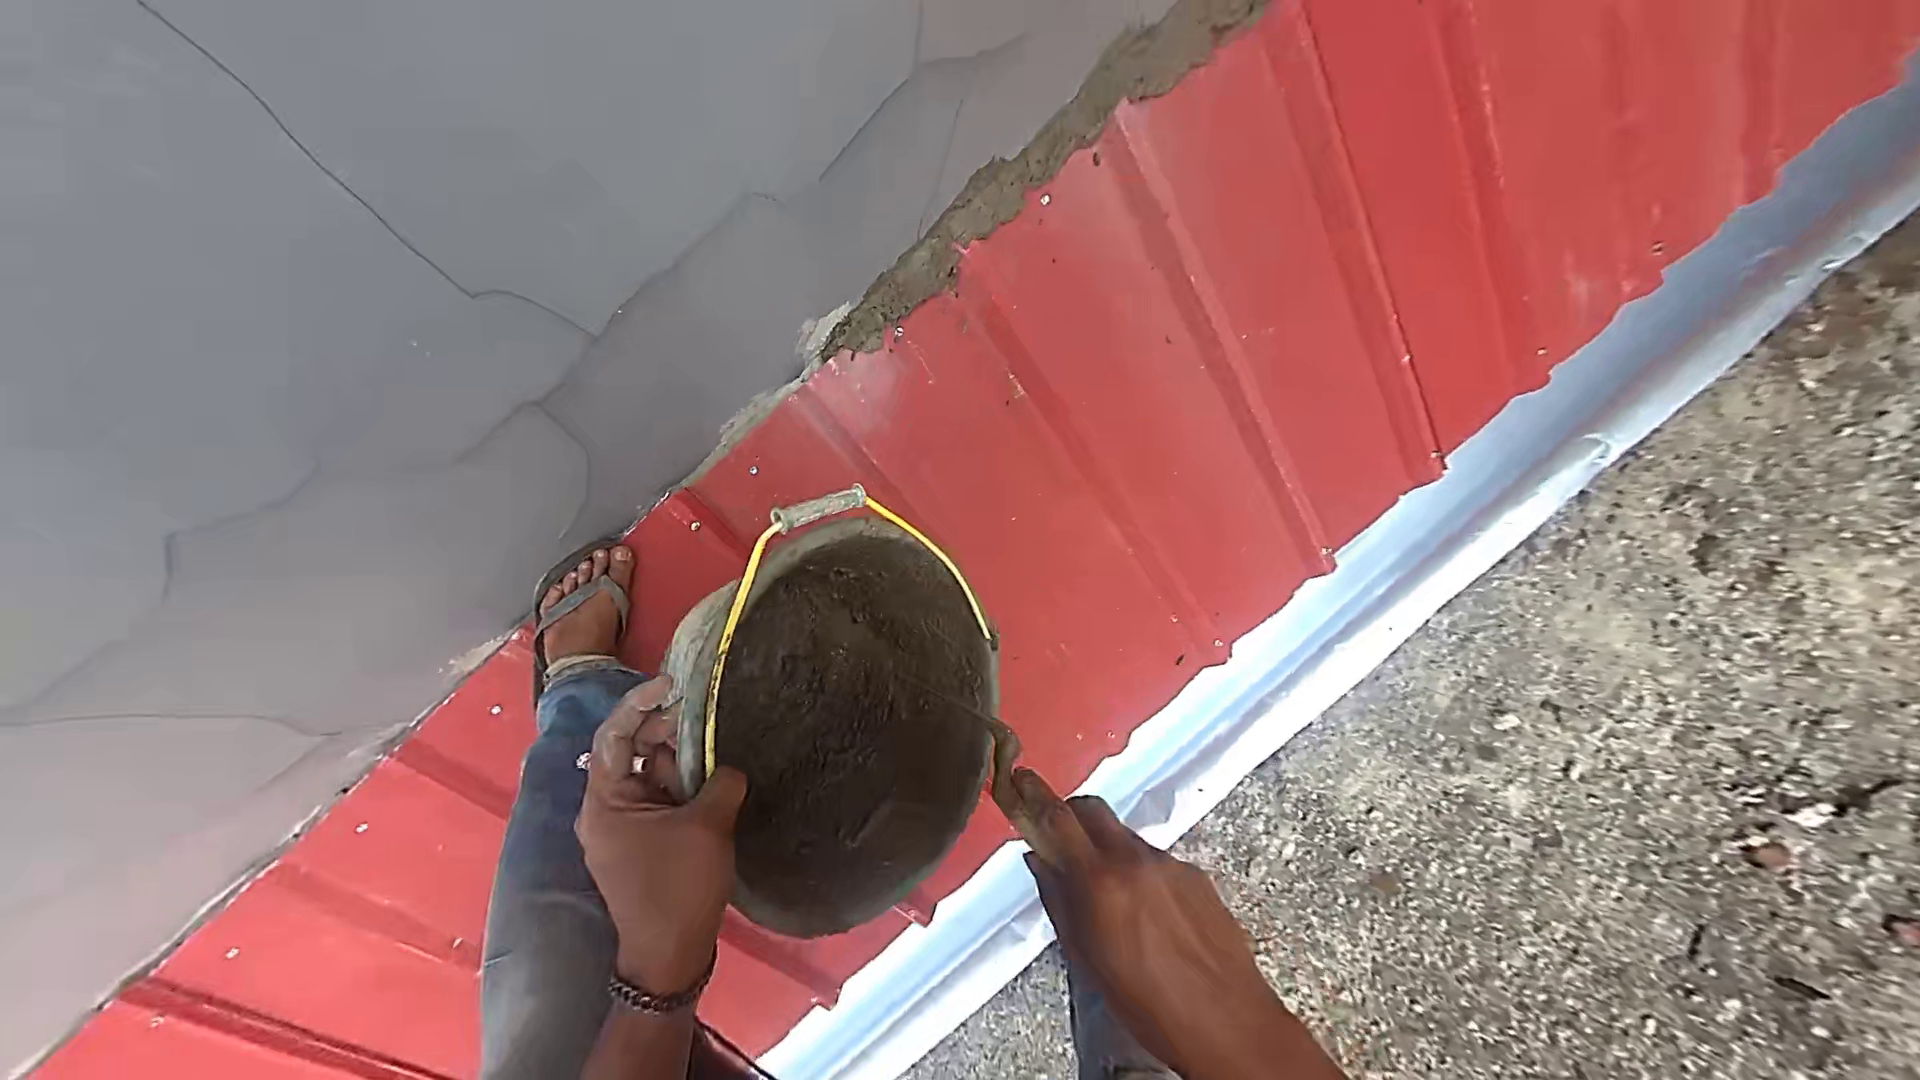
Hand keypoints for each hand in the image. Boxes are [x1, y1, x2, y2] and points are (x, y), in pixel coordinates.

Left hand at [576, 675, 747, 994]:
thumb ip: (721, 780)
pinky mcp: (645, 836)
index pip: (614, 735)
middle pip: (633, 749)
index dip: (641, 702)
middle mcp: (608, 807)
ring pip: (652, 771)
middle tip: (705, 721)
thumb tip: (727, 768)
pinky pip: (663, 794)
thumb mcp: (707, 824)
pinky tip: (711, 776)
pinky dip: (684, 780)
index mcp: (606, 801)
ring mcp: (625, 823)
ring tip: (713, 751)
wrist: (671, 953)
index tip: (674, 684)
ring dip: (681, 758)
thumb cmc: (679, 885)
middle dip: (668, 731)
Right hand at [1014, 769, 1345, 1079]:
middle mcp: (1134, 860)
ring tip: (1112, 897)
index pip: (1058, 819)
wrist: (1231, 1027)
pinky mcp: (1195, 873)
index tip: (1022, 778)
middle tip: (1063, 838)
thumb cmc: (1152, 1007)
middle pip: (1092, 809)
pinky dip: (1141, 871)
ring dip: (1108, 850)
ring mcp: (1168, 863)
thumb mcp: (1087, 959)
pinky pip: (1155, 858)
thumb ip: (1058, 900)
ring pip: (1124, 836)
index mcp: (1100, 882)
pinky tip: (1149, 911)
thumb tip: (1039, 861)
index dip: (1035, 793)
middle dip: (1072, 815)